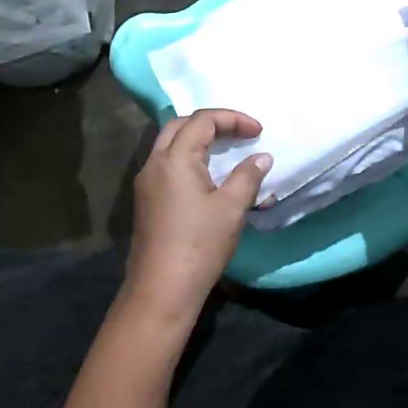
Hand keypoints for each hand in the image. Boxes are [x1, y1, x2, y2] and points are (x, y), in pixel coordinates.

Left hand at [123, 109, 271, 319]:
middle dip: (211, 124)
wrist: (162, 287)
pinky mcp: (146, 199)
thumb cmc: (200, 244)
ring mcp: (146, 182)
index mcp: (175, 158)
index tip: (258, 132)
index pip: (202, 120)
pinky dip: (188, 159)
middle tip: (239, 135)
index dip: (232, 119)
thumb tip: (262, 157)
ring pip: (170, 145)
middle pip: (180, 125)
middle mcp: (154, 163)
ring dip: (197, 141)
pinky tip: (207, 177)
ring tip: (226, 152)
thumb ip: (247, 176)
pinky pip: (166, 165)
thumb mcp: (232, 208)